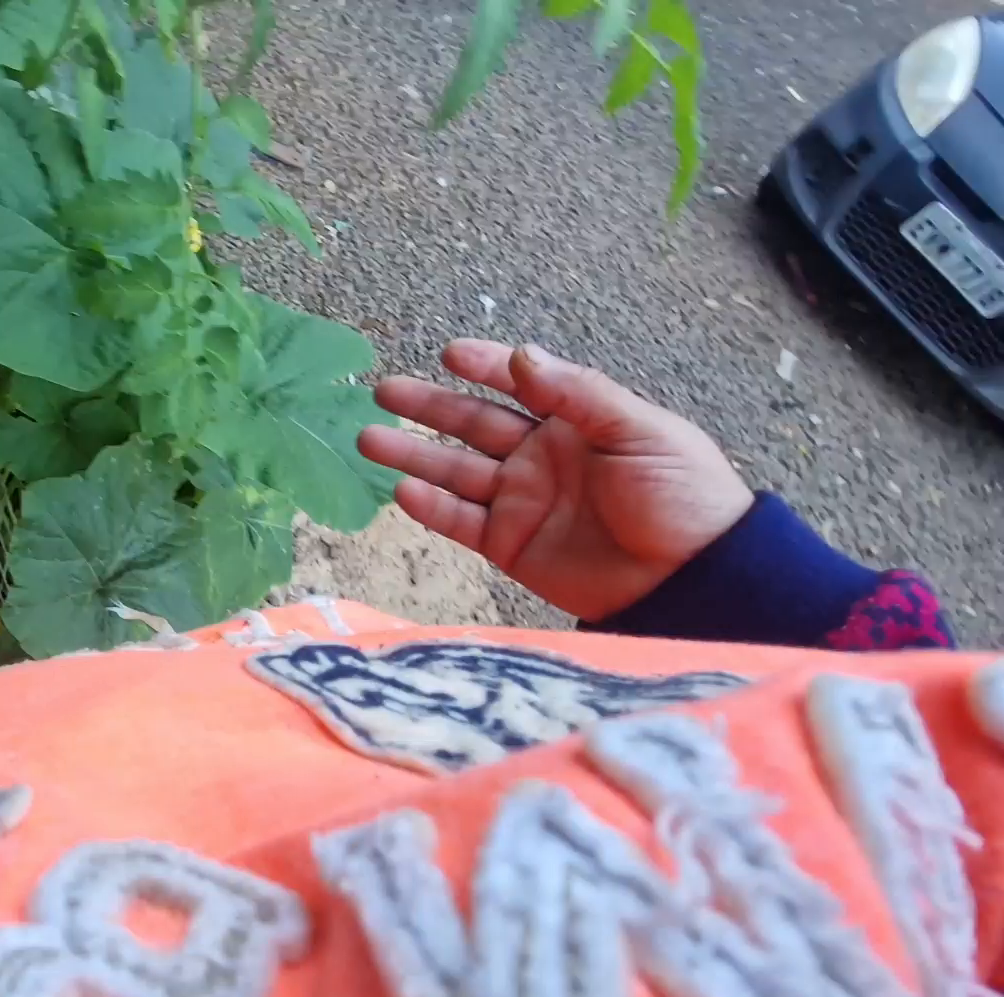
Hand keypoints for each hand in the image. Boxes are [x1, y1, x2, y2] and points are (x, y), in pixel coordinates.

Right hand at [357, 340, 753, 620]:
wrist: (689, 579)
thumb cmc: (680, 496)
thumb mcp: (642, 432)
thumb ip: (579, 394)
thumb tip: (522, 356)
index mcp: (572, 425)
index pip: (518, 387)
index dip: (484, 367)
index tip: (449, 354)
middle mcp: (535, 458)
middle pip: (469, 426)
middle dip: (426, 407)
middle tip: (383, 392)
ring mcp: (515, 501)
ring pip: (451, 471)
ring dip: (410, 454)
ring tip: (369, 439)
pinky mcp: (504, 542)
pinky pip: (458, 520)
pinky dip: (430, 506)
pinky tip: (404, 490)